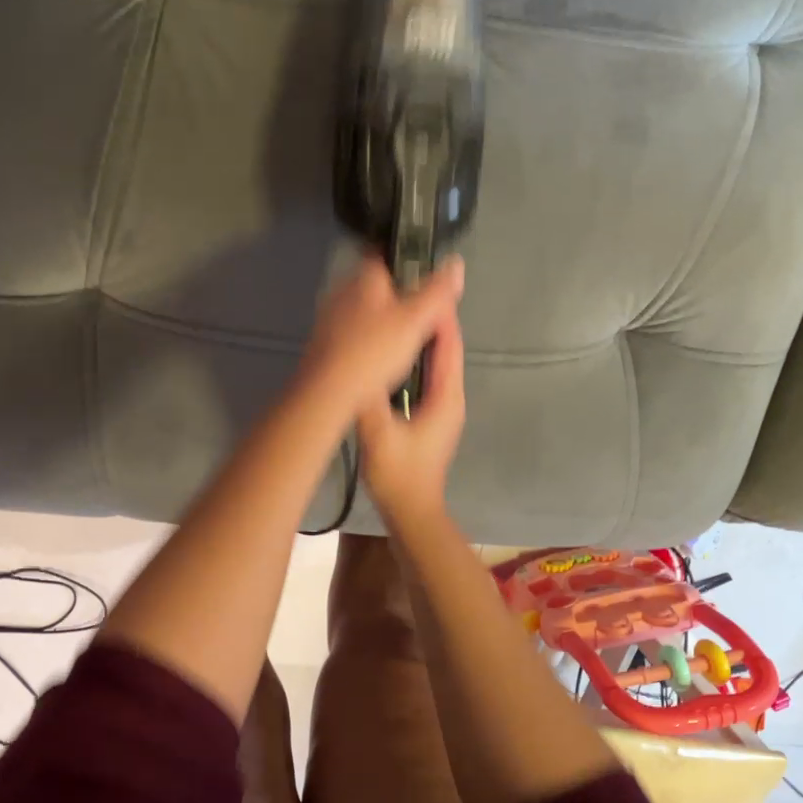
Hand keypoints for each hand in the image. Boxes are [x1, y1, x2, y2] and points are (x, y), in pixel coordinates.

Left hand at [299, 253, 464, 418]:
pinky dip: (364, 339)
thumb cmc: (371, 352)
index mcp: (364, 278)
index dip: (404, 262)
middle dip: (394, 295)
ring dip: (379, 319)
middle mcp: (342, 291)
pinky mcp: (324, 341)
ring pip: (361, 308)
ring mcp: (329, 316)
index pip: (384, 254)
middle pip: (373, 284)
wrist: (329, 389)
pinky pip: (350, 332)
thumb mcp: (415, 320)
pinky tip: (376, 356)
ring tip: (398, 337)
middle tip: (415, 312)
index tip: (419, 275)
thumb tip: (455, 264)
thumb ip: (437, 291)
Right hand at [356, 304, 464, 522]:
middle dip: (426, 321)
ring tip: (392, 318)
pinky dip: (413, 359)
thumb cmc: (400, 477)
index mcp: (446, 397)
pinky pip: (427, 376)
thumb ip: (366, 400)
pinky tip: (388, 356)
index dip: (438, 315)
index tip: (420, 288)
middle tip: (400, 296)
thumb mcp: (378, 437)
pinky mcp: (431, 417)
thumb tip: (353, 364)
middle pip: (444, 349)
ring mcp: (442, 408)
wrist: (412, 515)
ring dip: (418, 340)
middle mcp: (450, 397)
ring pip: (435, 362)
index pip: (448, 345)